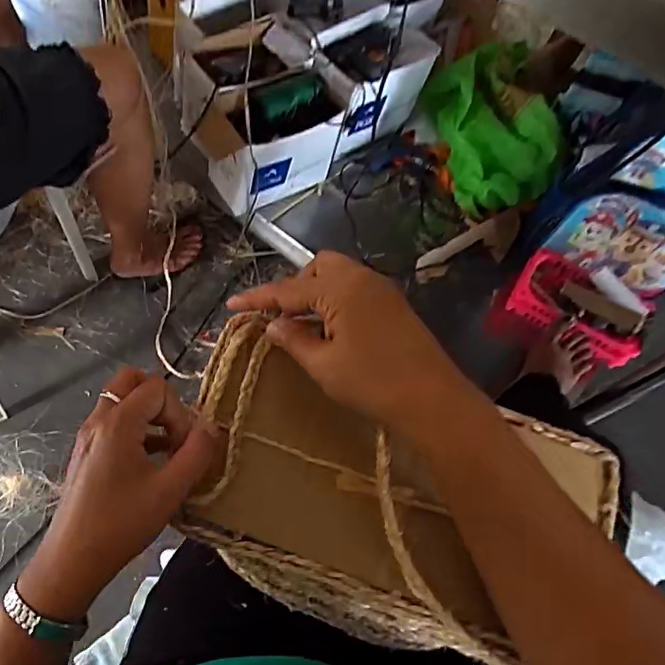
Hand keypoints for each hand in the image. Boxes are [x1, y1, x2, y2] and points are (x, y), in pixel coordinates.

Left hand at [17, 367, 219, 622]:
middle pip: (132, 381)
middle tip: (176, 434)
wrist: (74, 557)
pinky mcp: (85, 452)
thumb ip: (197, 454)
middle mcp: (98, 420)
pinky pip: (112, 424)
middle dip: (161, 401)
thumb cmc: (122, 523)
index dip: (179, 413)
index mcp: (118, 423)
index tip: (184, 448)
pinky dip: (134, 431)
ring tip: (167, 452)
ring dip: (148, 416)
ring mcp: (87, 435)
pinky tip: (149, 465)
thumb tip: (212, 428)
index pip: (158, 388)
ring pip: (120, 402)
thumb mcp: (170, 490)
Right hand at [227, 251, 494, 444]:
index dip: (257, 298)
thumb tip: (273, 324)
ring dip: (316, 292)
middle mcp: (361, 277)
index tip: (233, 304)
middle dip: (294, 286)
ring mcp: (381, 288)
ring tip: (304, 325)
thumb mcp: (324, 365)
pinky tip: (331, 328)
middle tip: (281, 317)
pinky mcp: (393, 303)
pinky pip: (355, 288)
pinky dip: (336, 299)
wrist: (432, 398)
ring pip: (338, 274)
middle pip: (317, 266)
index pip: (288, 289)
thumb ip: (294, 340)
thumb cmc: (372, 383)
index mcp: (339, 288)